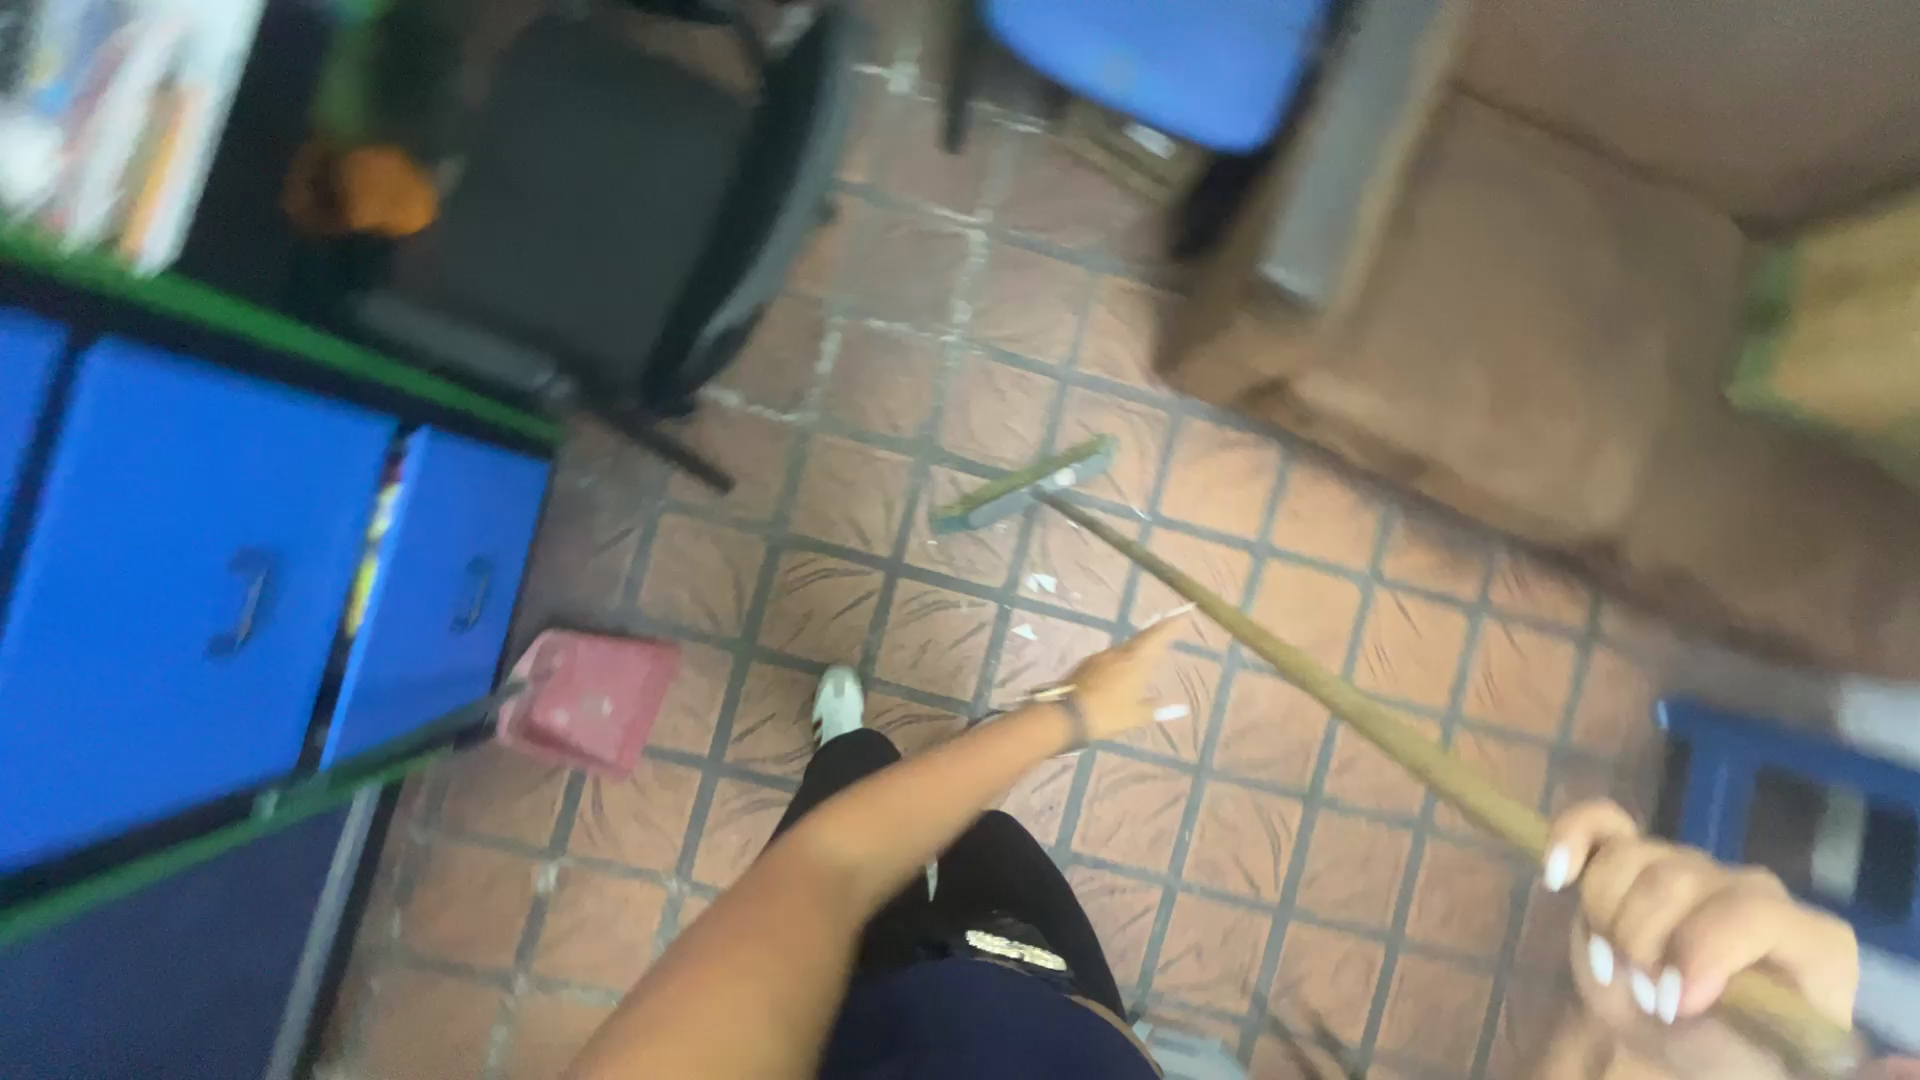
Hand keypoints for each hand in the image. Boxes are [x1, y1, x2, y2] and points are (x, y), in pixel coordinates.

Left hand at [1056, 609, 1187, 742]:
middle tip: (1167, 623)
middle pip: (1140, 638)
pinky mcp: (1086, 663)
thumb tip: (1177, 707)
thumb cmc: (1107, 715)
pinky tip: (1122, 665)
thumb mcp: (1136, 716)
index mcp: (1135, 663)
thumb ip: (1156, 708)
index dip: (1169, 626)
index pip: (1156, 638)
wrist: (1067, 713)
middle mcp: (1118, 654)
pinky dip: (1122, 656)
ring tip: (1148, 647)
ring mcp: (1100, 657)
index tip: (1181, 615)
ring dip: (1138, 644)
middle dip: (1156, 630)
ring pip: (1124, 646)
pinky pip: (1111, 655)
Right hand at [1542, 799, 1859, 1078]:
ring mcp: (1684, 863)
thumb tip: (1912, 1066)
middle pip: (1674, 881)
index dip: (1702, 949)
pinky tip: (1556, 878)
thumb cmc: (1733, 1058)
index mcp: (1810, 939)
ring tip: (1613, 964)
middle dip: (1640, 941)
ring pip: (1627, 858)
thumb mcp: (1793, 1073)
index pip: (1755, 914)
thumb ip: (1857, 1073)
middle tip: (1642, 995)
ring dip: (1603, 916)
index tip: (1672, 1000)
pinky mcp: (1625, 852)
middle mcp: (1752, 888)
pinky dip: (1569, 841)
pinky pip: (1597, 820)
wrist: (1663, 1036)